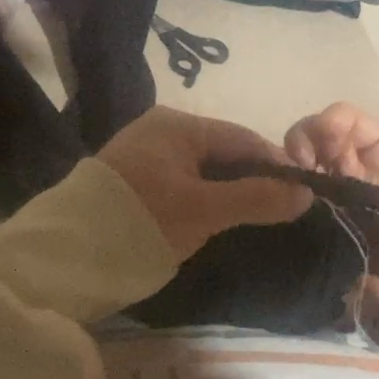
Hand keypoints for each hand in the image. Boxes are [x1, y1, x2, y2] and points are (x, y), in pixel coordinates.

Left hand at [99, 108, 313, 260]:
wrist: (71, 253)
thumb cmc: (144, 219)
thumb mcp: (206, 210)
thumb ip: (256, 198)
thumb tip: (306, 193)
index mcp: (177, 125)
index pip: (242, 138)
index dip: (275, 165)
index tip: (303, 193)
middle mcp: (160, 130)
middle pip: (222, 152)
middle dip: (251, 179)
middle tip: (280, 210)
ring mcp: (143, 154)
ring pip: (202, 169)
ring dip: (227, 191)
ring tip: (253, 218)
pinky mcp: (133, 180)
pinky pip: (182, 182)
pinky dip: (203, 198)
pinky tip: (215, 218)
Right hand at [285, 103, 378, 331]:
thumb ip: (376, 179)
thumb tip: (325, 171)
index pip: (347, 121)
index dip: (326, 126)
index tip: (318, 150)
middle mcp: (361, 172)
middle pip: (317, 143)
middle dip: (303, 148)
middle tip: (304, 171)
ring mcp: (344, 205)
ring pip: (307, 178)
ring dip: (297, 180)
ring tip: (299, 198)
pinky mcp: (332, 237)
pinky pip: (306, 217)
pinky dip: (295, 213)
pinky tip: (294, 217)